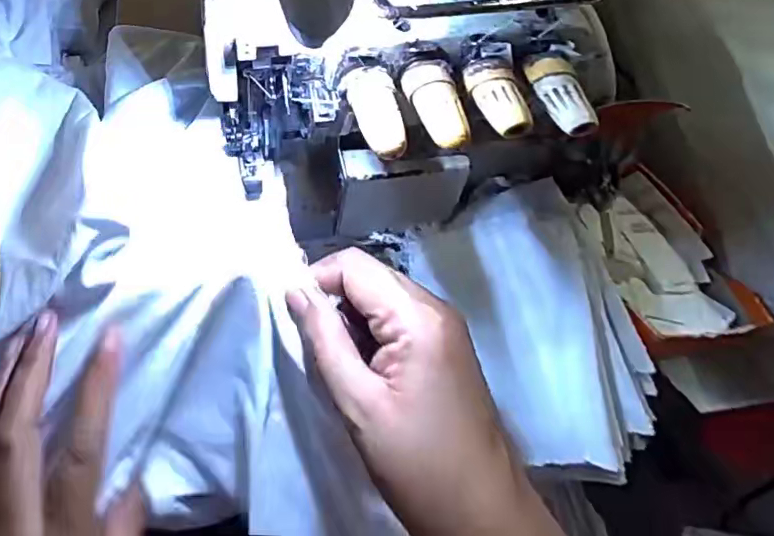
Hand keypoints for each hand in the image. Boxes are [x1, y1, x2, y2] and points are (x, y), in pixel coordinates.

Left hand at [0, 311, 145, 535]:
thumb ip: (121, 528)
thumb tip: (138, 476)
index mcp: (56, 531)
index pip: (80, 448)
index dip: (96, 390)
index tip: (111, 336)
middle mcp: (5, 526)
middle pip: (14, 439)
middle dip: (31, 374)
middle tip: (46, 322)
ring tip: (11, 344)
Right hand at [285, 249, 561, 535]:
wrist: (481, 509)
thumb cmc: (417, 462)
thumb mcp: (360, 405)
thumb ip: (325, 341)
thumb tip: (296, 292)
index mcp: (417, 315)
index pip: (355, 264)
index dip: (317, 279)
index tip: (292, 312)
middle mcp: (434, 305)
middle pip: (371, 275)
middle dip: (334, 297)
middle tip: (310, 340)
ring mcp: (444, 322)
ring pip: (383, 293)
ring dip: (352, 315)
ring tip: (336, 359)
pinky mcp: (445, 340)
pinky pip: (399, 314)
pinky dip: (373, 329)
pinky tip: (363, 365)